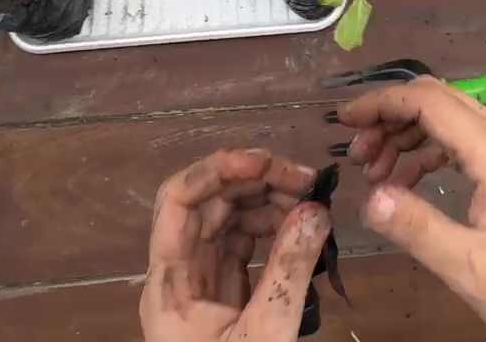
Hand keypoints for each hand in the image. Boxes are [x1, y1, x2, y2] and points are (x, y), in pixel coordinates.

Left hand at [141, 148, 329, 341]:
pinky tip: (304, 229)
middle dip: (257, 181)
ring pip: (230, 219)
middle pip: (209, 202)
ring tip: (313, 204)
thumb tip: (315, 208)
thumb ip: (289, 270)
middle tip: (307, 180)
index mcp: (170, 283)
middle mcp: (180, 275)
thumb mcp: (265, 337)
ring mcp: (203, 285)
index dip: (216, 169)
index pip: (178, 200)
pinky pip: (246, 244)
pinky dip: (274, 228)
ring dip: (270, 201)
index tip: (266, 161)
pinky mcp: (226, 297)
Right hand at [336, 77, 485, 341]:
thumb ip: (417, 227)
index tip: (345, 120)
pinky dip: (426, 151)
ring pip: (445, 116)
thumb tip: (367, 198)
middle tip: (356, 154)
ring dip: (405, 134)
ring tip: (373, 171)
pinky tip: (405, 183)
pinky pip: (458, 139)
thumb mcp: (469, 267)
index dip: (382, 102)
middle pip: (435, 100)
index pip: (428, 100)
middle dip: (389, 117)